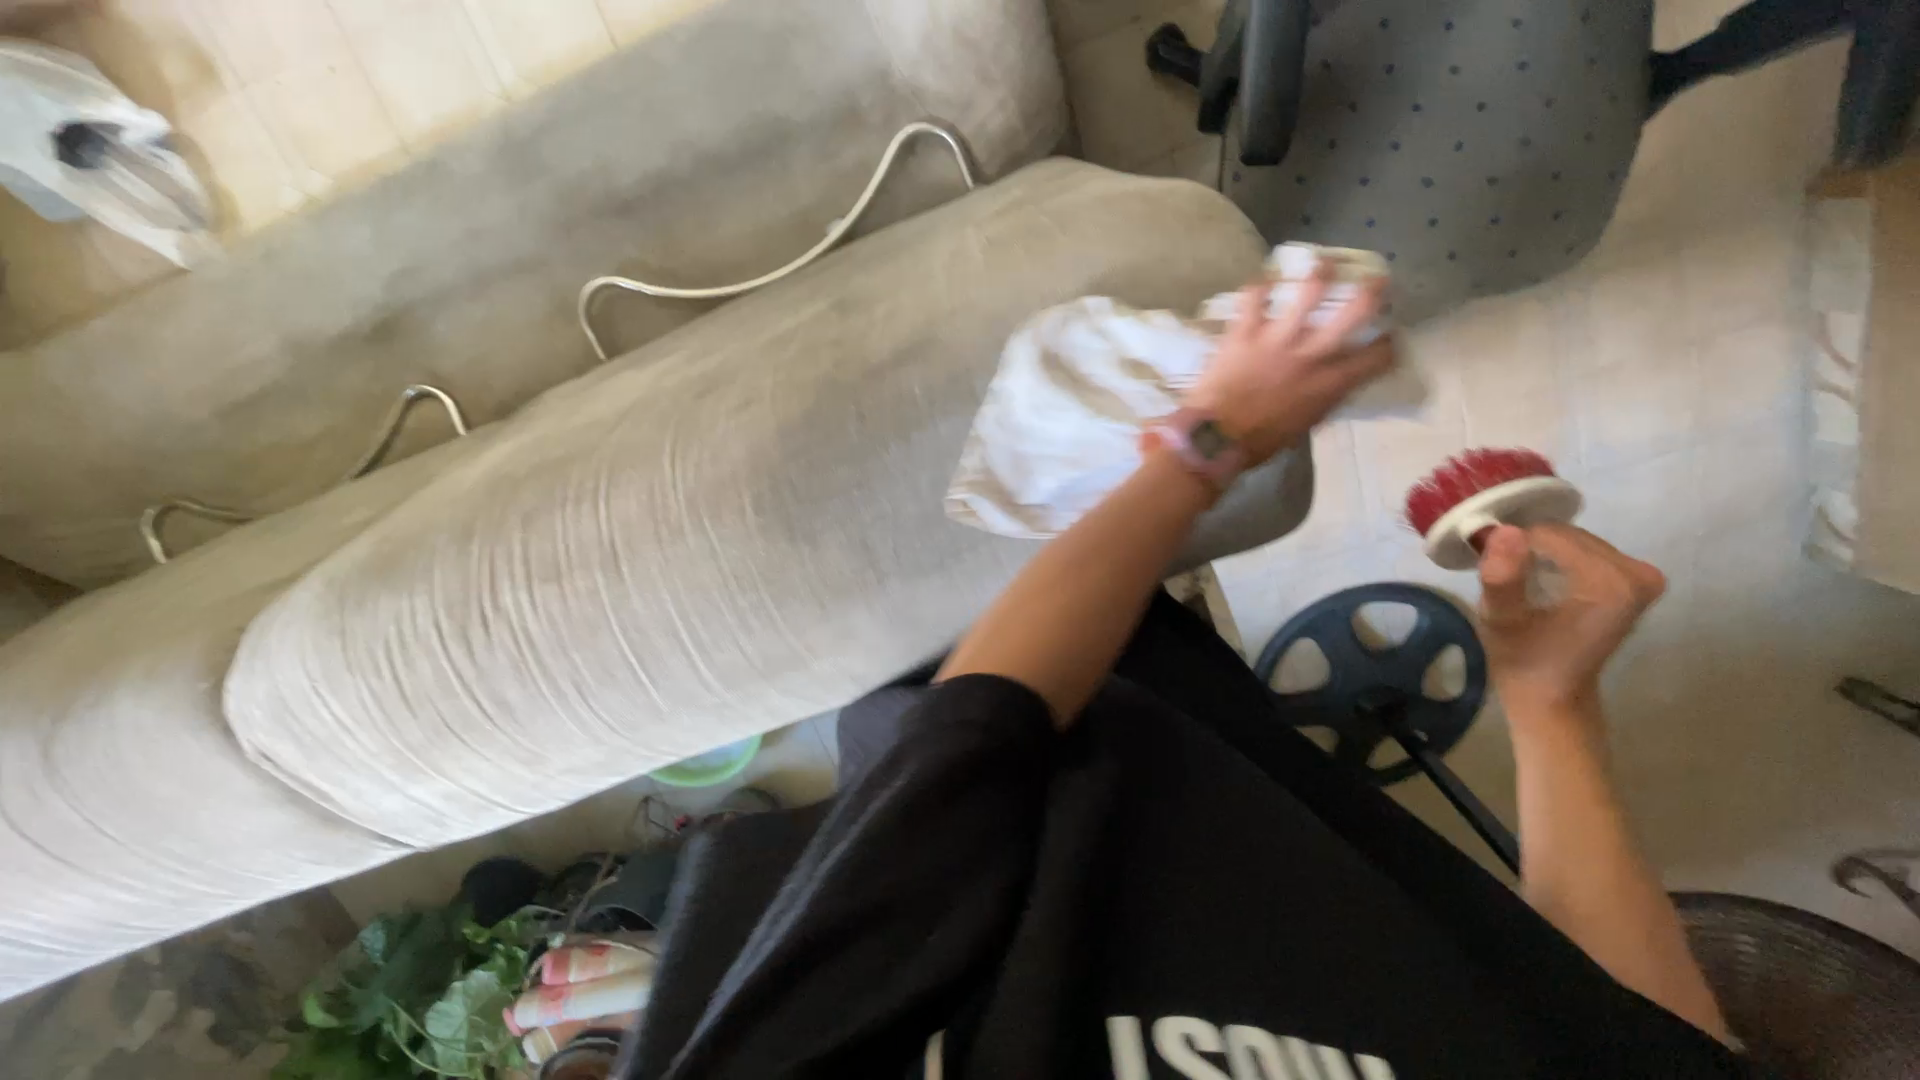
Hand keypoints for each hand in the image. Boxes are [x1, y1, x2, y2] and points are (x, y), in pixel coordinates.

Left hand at [1184, 264, 1393, 464]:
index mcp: (1330, 384)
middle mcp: (1311, 355)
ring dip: (1320, 272)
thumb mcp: (1303, 426)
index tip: (1386, 338)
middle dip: (1373, 291)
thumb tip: (1328, 388)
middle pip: (1356, 311)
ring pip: (1309, 291)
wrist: (1215, 440)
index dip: (1388, 345)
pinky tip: (1264, 282)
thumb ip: (1320, 401)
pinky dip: (1260, 286)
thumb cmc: (1259, 442)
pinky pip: (1254, 297)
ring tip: (1322, 262)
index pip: (1377, 357)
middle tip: (1376, 281)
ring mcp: (1277, 339)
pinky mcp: (1244, 332)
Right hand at [1477, 524, 1666, 724]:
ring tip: (1527, 588)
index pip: (1547, 536)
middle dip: (1530, 552)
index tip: (1498, 579)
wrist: (1554, 693)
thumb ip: (1503, 576)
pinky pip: (1587, 551)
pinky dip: (1560, 562)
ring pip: (1574, 541)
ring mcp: (1644, 576)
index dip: (1513, 552)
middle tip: (1511, 586)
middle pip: (1564, 536)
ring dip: (1542, 556)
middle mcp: (1637, 573)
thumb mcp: (1500, 620)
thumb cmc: (1523, 659)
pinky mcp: (1640, 580)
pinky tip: (1548, 587)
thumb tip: (1503, 530)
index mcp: (1609, 583)